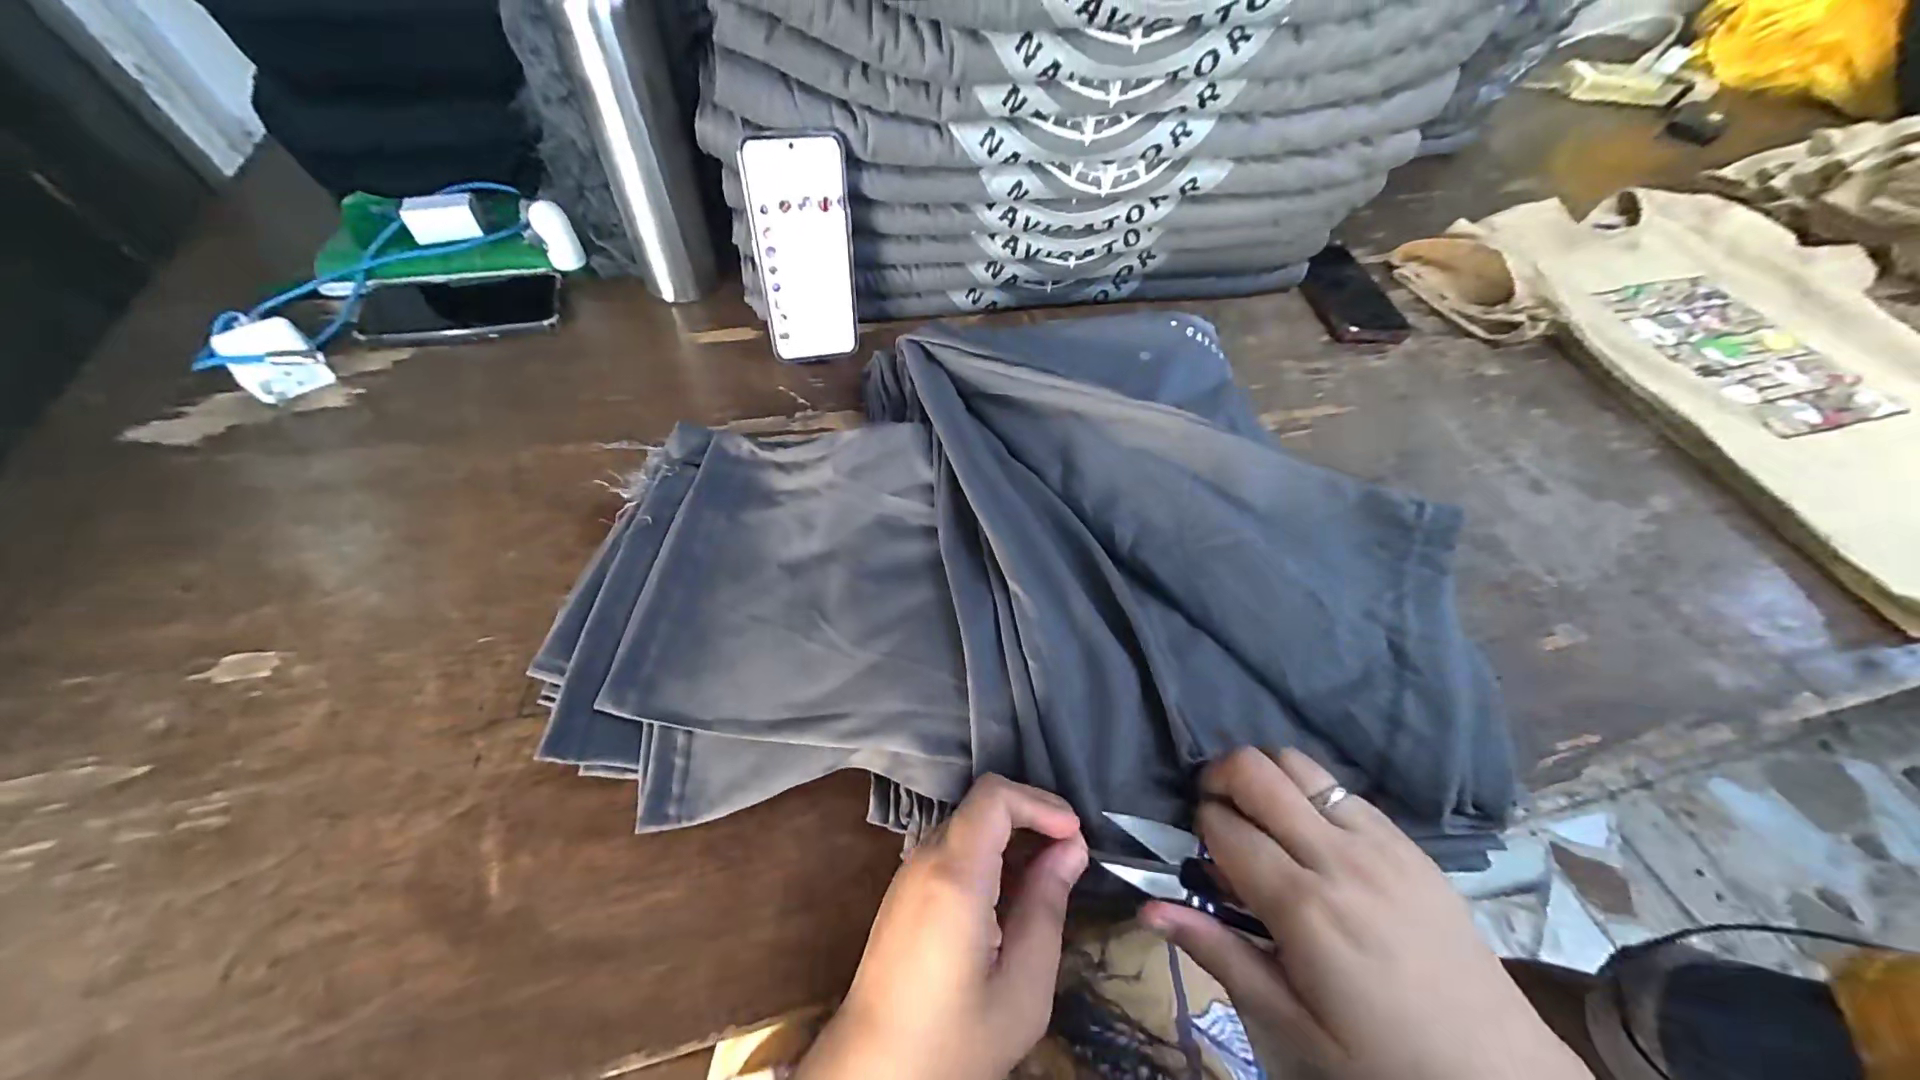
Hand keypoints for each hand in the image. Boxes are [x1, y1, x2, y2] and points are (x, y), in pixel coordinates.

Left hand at [796, 775, 1088, 1079]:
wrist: (874, 1071)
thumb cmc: (955, 1040)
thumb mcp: (1022, 986)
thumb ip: (1047, 906)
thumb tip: (1070, 849)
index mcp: (954, 874)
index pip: (993, 795)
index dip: (1038, 802)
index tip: (1073, 833)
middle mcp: (925, 858)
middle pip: (982, 806)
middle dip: (1031, 818)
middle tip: (1069, 858)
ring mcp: (908, 872)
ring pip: (968, 825)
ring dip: (1011, 839)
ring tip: (1046, 881)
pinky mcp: (903, 890)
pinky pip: (952, 849)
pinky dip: (988, 856)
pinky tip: (1008, 900)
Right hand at [1141, 748, 1590, 1079]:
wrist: (1503, 1075)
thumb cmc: (1381, 1058)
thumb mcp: (1291, 1024)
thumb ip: (1219, 953)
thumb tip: (1148, 909)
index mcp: (1303, 906)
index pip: (1223, 825)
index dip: (1199, 826)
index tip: (1202, 853)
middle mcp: (1338, 857)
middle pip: (1256, 770)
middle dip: (1219, 777)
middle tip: (1216, 812)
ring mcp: (1379, 843)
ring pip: (1297, 763)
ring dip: (1264, 776)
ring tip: (1260, 817)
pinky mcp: (1408, 843)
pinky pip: (1341, 788)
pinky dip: (1308, 792)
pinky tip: (1312, 835)